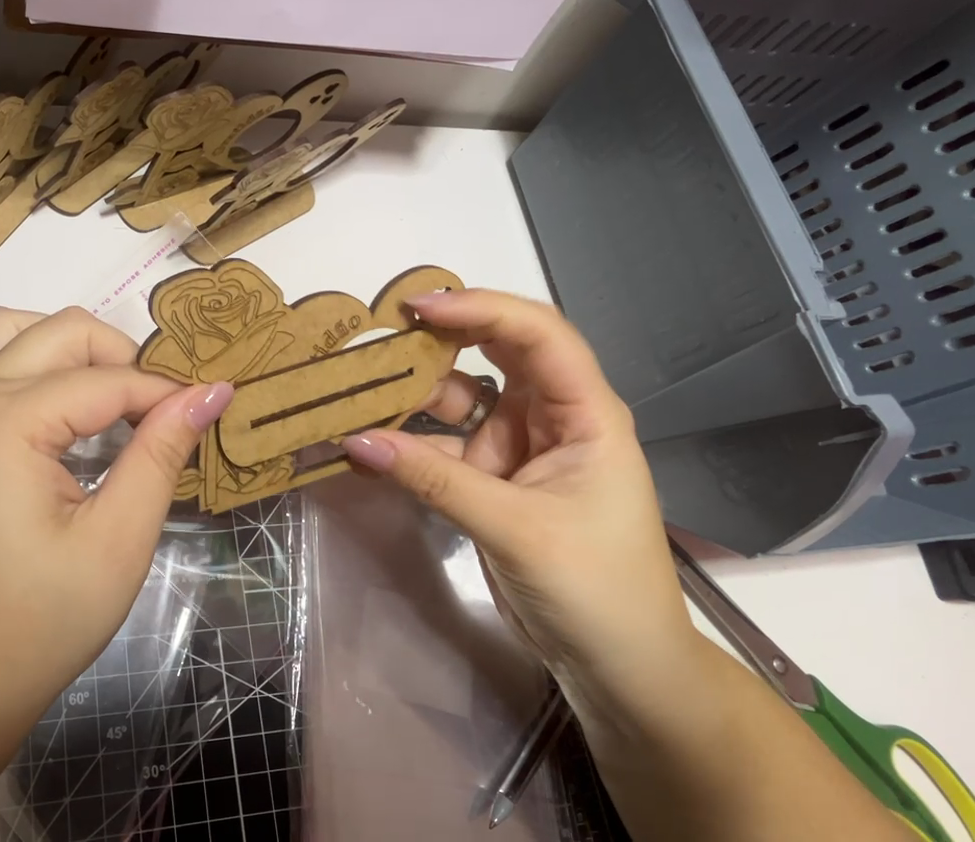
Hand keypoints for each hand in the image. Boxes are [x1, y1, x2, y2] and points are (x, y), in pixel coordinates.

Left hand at [0, 307, 232, 718]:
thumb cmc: (39, 622)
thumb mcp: (118, 540)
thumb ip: (161, 453)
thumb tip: (210, 392)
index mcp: (7, 419)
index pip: (107, 379)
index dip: (166, 393)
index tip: (209, 410)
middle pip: (58, 331)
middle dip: (120, 357)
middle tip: (161, 411)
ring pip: (5, 332)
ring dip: (61, 349)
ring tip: (102, 399)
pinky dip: (2, 372)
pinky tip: (29, 413)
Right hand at [341, 289, 695, 694]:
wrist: (618, 666)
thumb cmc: (596, 588)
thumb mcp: (515, 529)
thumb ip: (434, 480)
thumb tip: (355, 440)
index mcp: (585, 412)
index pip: (536, 335)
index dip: (480, 309)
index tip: (418, 308)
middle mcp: (550, 416)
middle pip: (496, 352)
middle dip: (441, 338)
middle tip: (379, 334)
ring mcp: (518, 447)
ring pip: (461, 398)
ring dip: (414, 393)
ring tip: (359, 390)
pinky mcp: (492, 480)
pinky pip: (442, 446)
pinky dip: (407, 444)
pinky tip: (367, 443)